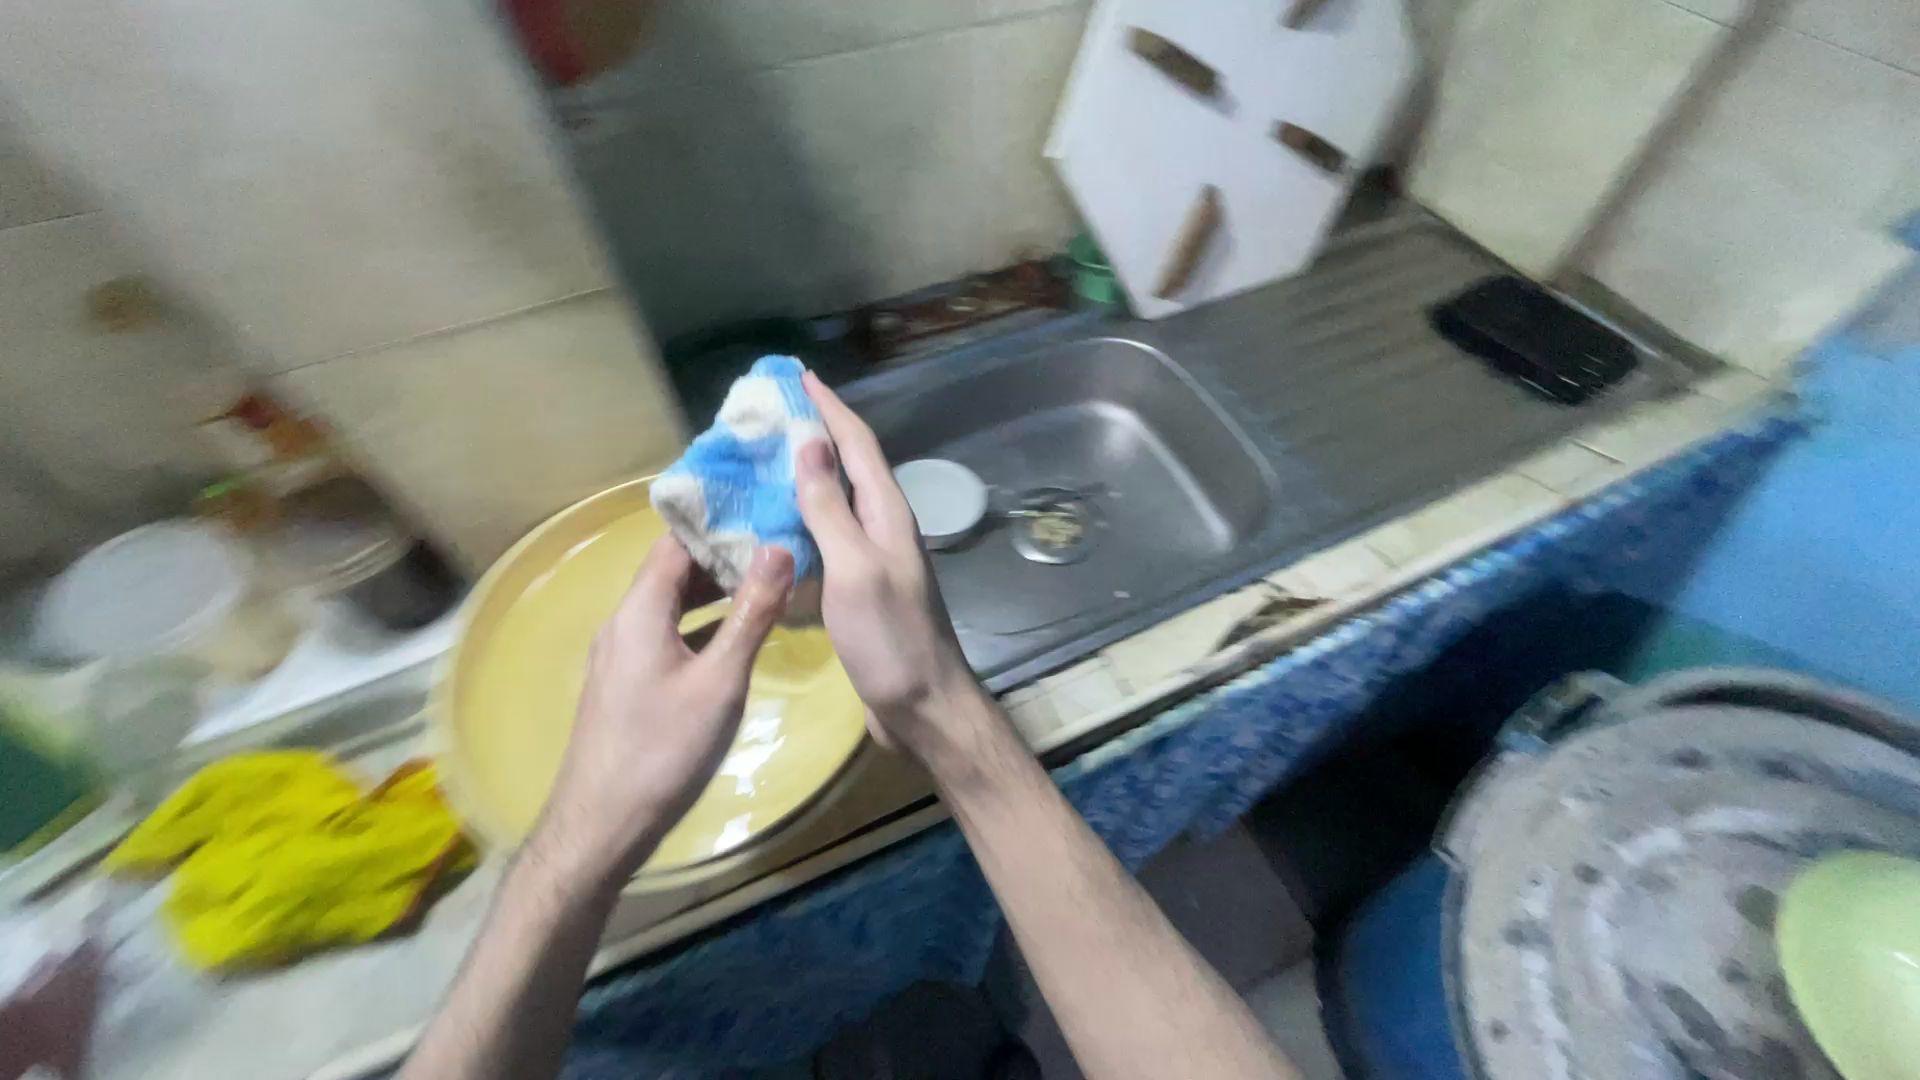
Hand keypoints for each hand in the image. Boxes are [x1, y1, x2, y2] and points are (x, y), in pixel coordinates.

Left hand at [532, 536, 792, 886]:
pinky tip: (737, 636)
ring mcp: (623, 653)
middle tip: (777, 547)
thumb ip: (751, 613)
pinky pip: (668, 633)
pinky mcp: (629, 681)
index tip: (763, 512)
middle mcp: (624, 622)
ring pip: (672, 604)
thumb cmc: (664, 747)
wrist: (602, 825)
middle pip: (673, 570)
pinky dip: (702, 624)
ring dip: (715, 592)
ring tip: (767, 585)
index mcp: (639, 611)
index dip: (717, 523)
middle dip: (723, 556)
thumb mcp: (721, 679)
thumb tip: (778, 550)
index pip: (676, 542)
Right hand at [794, 371, 1000, 765]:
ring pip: (834, 504)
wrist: (922, 704)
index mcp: (887, 514)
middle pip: (847, 467)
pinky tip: (770, 528)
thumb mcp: (855, 569)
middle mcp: (883, 528)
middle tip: (766, 415)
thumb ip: (831, 509)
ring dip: (802, 478)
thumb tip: (809, 443)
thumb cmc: (891, 638)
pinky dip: (799, 525)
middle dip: (812, 434)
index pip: (857, 445)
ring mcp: (872, 559)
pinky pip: (826, 541)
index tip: (798, 375)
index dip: (829, 407)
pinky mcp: (859, 588)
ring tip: (759, 462)